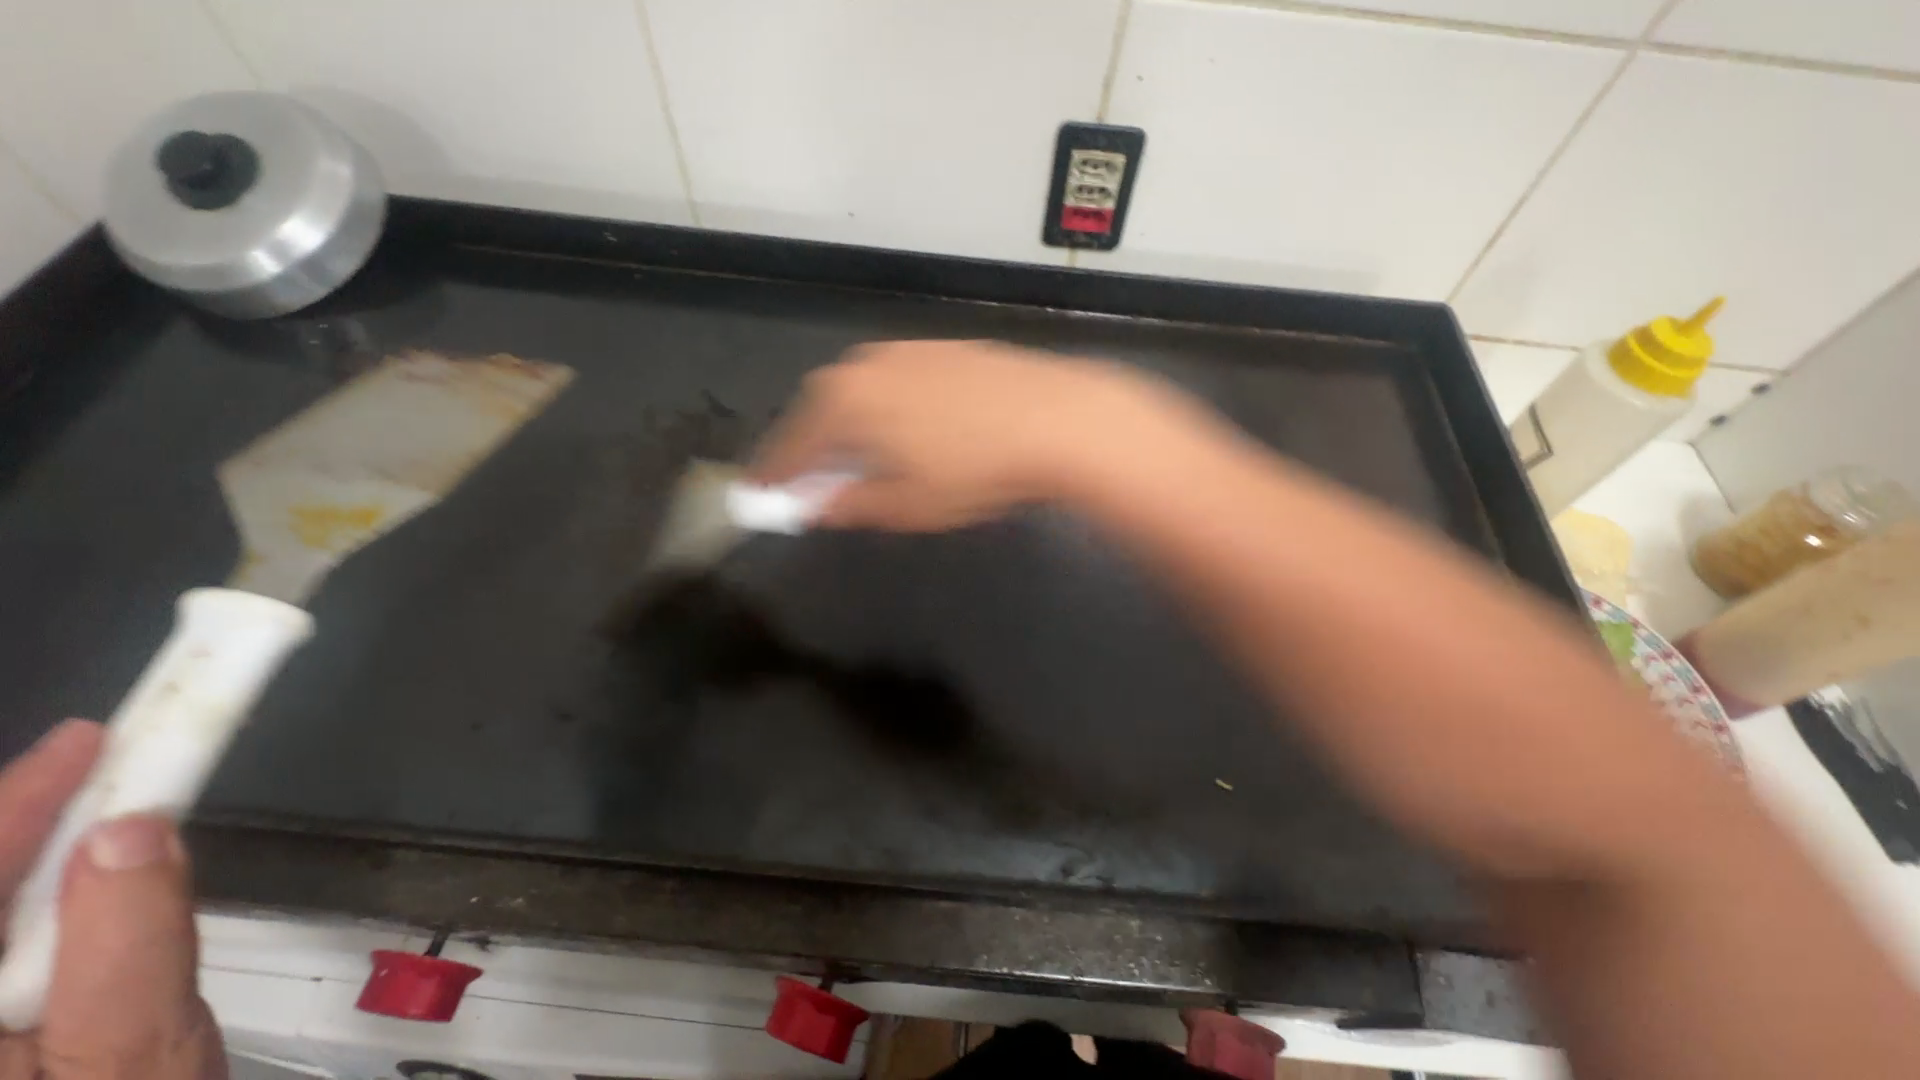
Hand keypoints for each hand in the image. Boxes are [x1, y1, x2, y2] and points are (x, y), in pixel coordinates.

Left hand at [0, 721, 224, 1079]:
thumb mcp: (140, 1056)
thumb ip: (132, 943)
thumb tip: (135, 827)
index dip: (20, 803)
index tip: (98, 738)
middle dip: (17, 831)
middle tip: (105, 772)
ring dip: (21, 867)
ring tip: (97, 827)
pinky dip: (18, 906)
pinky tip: (65, 899)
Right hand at [752, 340, 1218, 530]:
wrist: (1057, 417)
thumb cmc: (972, 471)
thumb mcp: (906, 505)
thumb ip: (850, 505)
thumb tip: (817, 506)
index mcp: (842, 403)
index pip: (789, 447)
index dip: (774, 477)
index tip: (760, 497)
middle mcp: (862, 366)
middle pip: (819, 413)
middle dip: (813, 449)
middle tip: (814, 482)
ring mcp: (904, 350)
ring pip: (858, 395)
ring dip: (852, 428)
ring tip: (865, 460)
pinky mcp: (941, 348)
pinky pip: (893, 384)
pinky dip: (886, 409)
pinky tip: (911, 432)